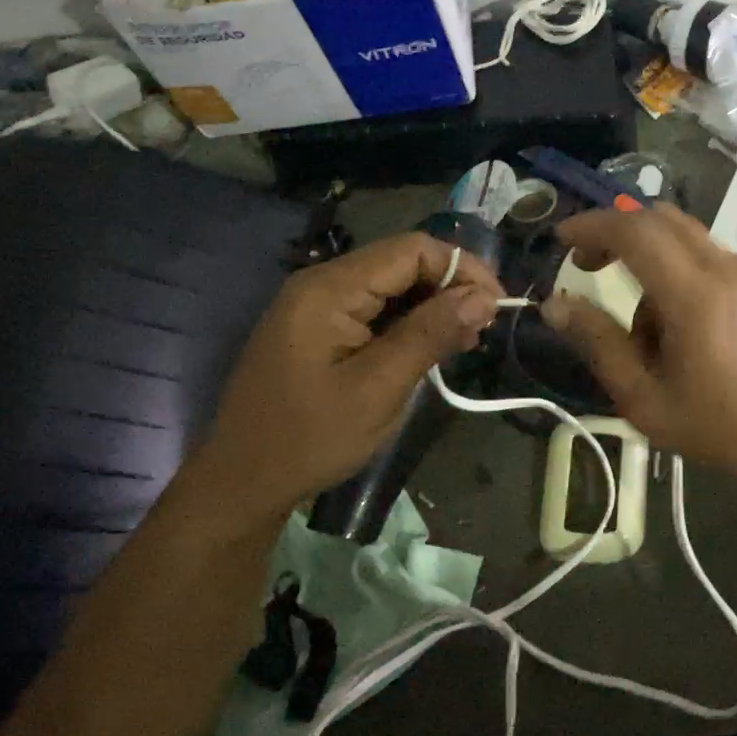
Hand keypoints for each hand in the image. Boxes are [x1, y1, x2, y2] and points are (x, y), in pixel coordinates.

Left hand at [192, 233, 501, 515]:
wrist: (240, 485)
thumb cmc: (309, 439)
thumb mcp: (379, 388)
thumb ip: (430, 334)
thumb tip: (484, 297)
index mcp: (329, 289)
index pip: (412, 250)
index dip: (462, 269)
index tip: (496, 306)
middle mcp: (321, 284)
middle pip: (402, 262)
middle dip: (450, 287)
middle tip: (483, 329)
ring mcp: (316, 305)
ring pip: (392, 284)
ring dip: (433, 305)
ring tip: (464, 341)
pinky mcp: (319, 328)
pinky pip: (374, 307)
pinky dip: (409, 322)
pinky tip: (430, 348)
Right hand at [539, 204, 736, 492]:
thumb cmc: (722, 428)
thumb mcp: (646, 399)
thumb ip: (598, 344)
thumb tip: (555, 305)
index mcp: (699, 296)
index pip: (637, 231)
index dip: (594, 225)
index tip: (564, 239)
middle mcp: (733, 267)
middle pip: (663, 221)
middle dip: (619, 236)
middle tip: (590, 266)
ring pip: (689, 243)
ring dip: (657, 270)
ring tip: (656, 336)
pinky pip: (718, 259)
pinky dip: (691, 279)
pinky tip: (698, 330)